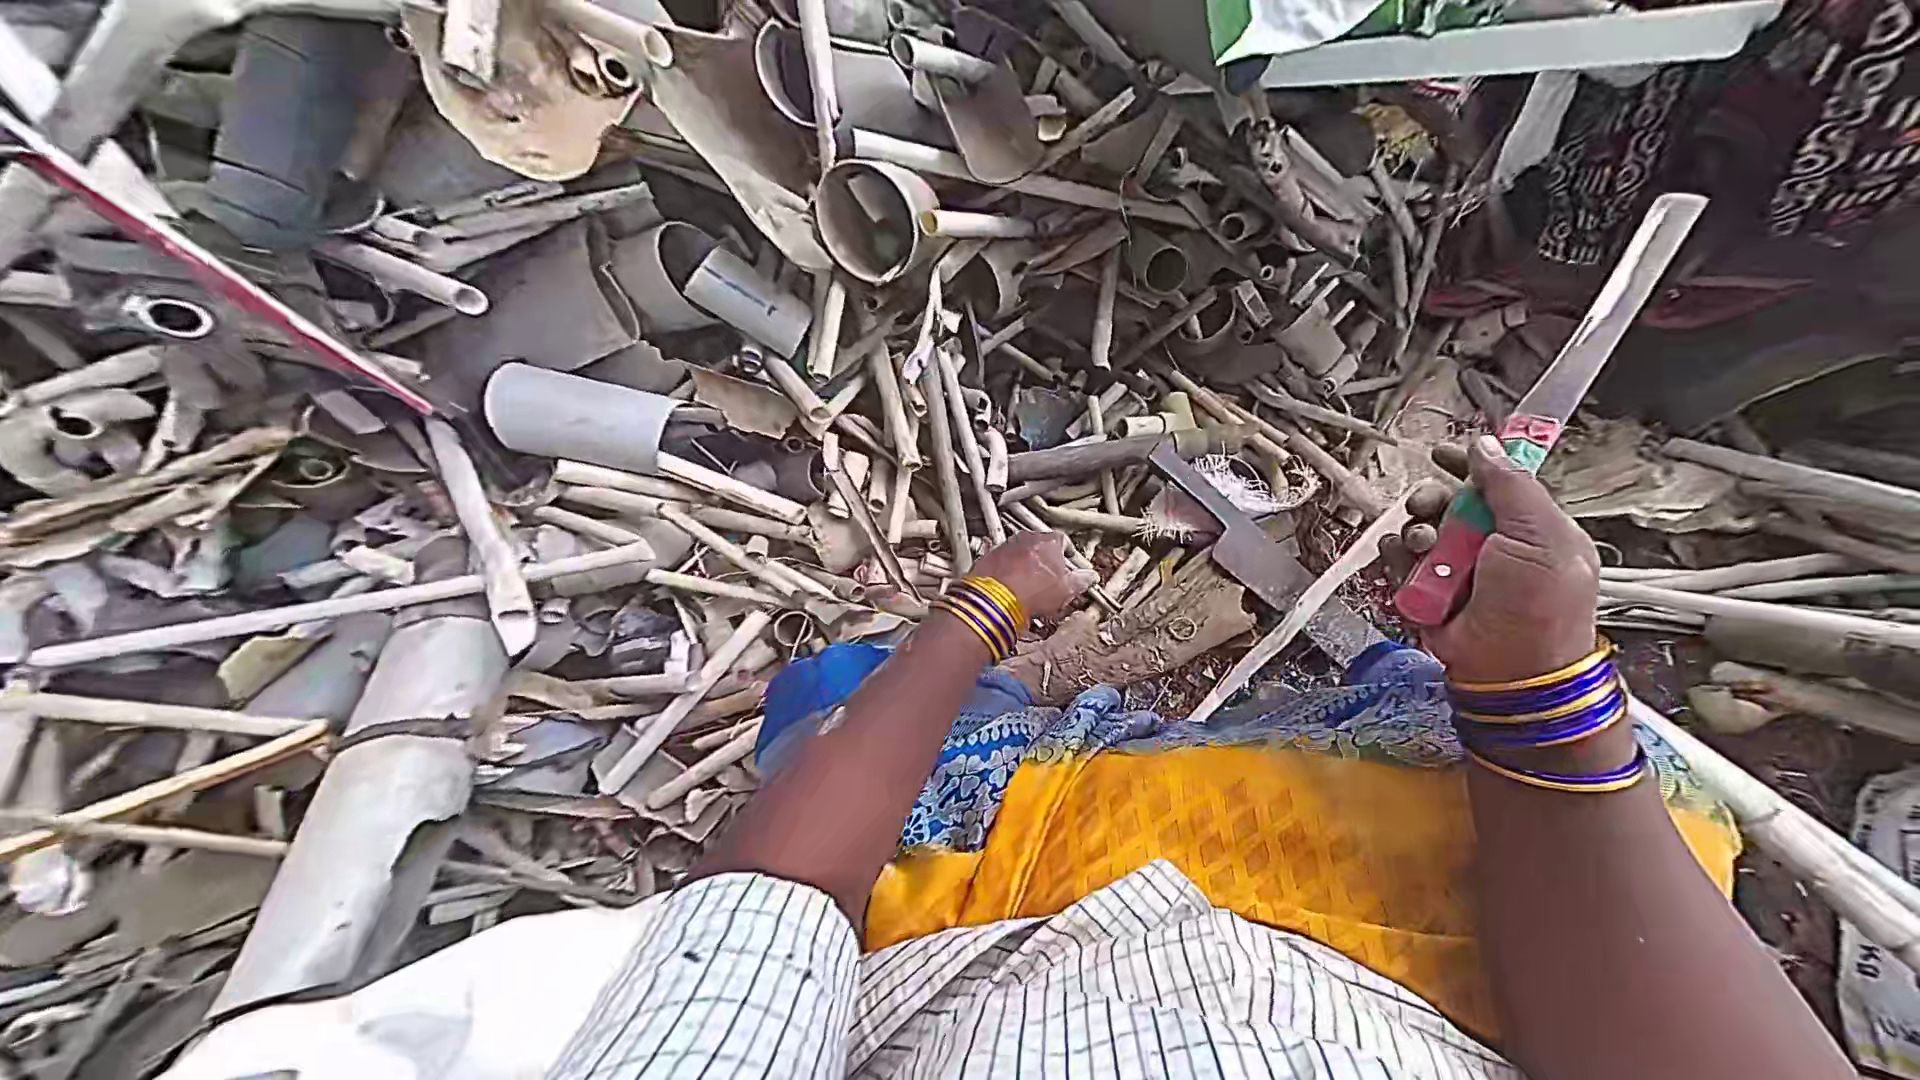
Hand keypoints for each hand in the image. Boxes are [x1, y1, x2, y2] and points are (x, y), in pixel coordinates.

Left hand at [969, 532, 1098, 622]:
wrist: (996, 598)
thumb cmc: (1033, 591)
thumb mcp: (1066, 590)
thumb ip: (1080, 580)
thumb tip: (1090, 577)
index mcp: (1049, 540)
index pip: (1064, 542)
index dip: (1069, 557)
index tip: (1070, 568)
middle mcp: (1026, 537)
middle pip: (1041, 546)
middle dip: (1046, 561)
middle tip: (1049, 579)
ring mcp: (1006, 545)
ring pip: (1021, 552)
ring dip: (1026, 565)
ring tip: (1029, 586)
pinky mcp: (989, 556)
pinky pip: (1003, 561)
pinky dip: (1007, 570)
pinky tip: (1010, 586)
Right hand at [1385, 436, 1599, 683]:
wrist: (1509, 666)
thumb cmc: (1539, 605)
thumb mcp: (1540, 537)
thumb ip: (1512, 489)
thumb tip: (1487, 446)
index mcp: (1526, 526)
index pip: (1493, 483)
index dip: (1467, 465)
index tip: (1443, 454)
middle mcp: (1486, 543)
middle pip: (1444, 502)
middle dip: (1431, 501)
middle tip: (1428, 508)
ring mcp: (1452, 566)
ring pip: (1416, 528)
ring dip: (1416, 534)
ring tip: (1427, 551)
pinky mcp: (1422, 587)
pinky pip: (1396, 558)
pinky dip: (1396, 558)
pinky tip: (1408, 567)